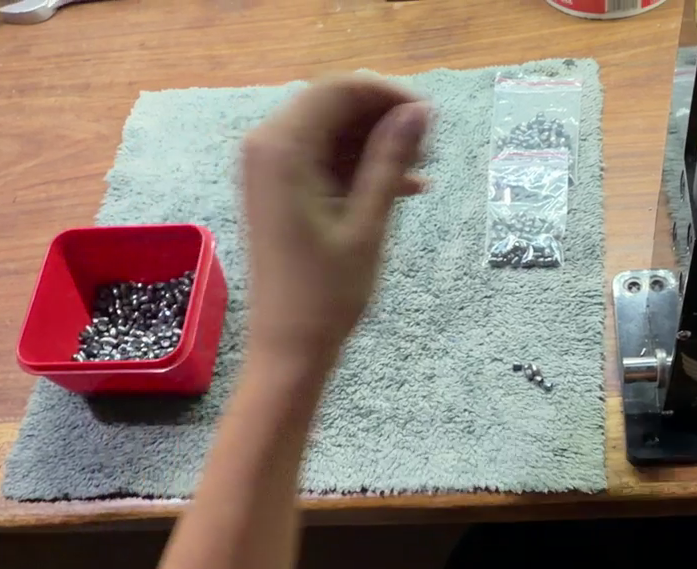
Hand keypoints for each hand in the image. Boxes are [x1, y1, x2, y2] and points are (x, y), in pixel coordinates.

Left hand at [241, 77, 430, 373]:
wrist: (289, 348)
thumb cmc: (327, 295)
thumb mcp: (367, 226)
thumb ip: (390, 162)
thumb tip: (419, 112)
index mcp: (281, 149)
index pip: (339, 91)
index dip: (387, 96)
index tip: (431, 117)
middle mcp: (266, 148)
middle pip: (332, 108)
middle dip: (382, 121)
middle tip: (429, 147)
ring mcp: (268, 171)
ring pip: (329, 135)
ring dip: (374, 148)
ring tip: (421, 172)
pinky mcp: (276, 194)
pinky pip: (320, 163)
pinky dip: (357, 171)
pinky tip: (401, 189)